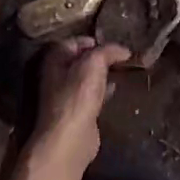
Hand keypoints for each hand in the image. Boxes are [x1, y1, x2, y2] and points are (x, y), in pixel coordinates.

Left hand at [27, 37, 130, 178]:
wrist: (70, 139)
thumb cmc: (77, 95)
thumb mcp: (94, 63)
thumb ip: (108, 51)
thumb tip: (124, 50)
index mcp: (56, 59)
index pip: (76, 40)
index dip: (95, 40)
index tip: (115, 44)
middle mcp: (57, 74)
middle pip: (82, 59)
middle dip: (102, 57)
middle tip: (123, 56)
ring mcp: (67, 95)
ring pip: (88, 77)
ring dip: (104, 73)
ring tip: (123, 69)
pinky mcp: (78, 112)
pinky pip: (93, 94)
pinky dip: (105, 90)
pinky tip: (117, 88)